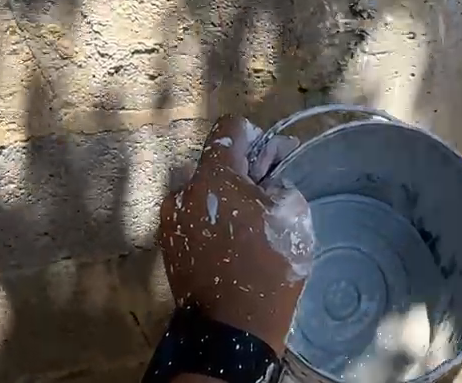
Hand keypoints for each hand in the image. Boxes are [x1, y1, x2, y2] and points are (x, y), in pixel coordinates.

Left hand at [158, 116, 315, 350]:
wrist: (233, 332)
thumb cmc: (269, 265)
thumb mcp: (290, 211)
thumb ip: (278, 177)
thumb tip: (270, 169)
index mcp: (212, 178)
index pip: (230, 129)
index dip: (257, 136)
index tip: (273, 159)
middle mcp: (183, 192)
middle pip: (218, 160)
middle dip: (246, 168)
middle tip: (272, 187)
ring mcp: (172, 220)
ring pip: (207, 187)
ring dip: (230, 192)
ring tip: (255, 217)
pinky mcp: (170, 244)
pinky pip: (197, 212)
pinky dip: (216, 214)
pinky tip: (238, 235)